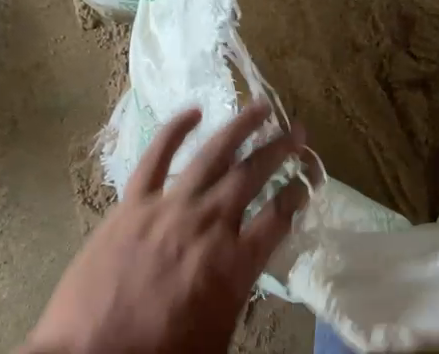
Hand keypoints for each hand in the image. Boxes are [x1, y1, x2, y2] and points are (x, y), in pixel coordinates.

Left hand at [21, 101, 309, 353]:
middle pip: (251, 177)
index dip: (297, 194)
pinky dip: (175, 130)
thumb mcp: (216, 335)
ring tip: (261, 107)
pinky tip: (193, 111)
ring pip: (212, 155)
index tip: (307, 180)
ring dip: (240, 128)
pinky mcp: (132, 203)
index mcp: (232, 265)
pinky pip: (157, 157)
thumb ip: (235, 291)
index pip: (278, 218)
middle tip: (298, 131)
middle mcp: (206, 225)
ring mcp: (167, 208)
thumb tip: (245, 264)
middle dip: (279, 151)